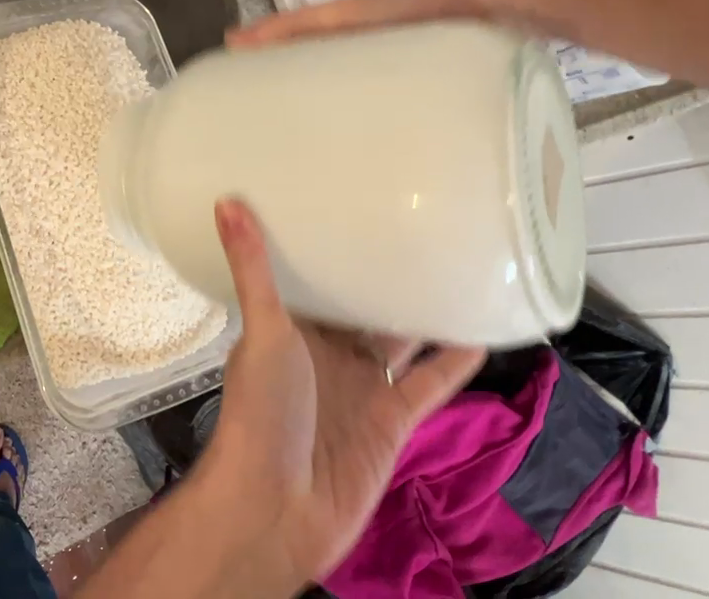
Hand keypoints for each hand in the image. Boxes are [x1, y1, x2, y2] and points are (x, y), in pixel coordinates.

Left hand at [197, 199, 483, 586]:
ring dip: (423, 314)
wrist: (278, 506)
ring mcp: (359, 387)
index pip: (312, 277)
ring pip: (398, 342)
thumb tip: (226, 202)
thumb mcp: (262, 330)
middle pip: (360, 308)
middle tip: (421, 229)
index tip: (354, 206)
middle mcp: (325, 353)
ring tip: (459, 270)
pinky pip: (428, 384)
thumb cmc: (262, 410)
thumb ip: (252, 270)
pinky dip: (453, 363)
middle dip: (383, 276)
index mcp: (289, 328)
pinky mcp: (391, 421)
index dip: (329, 248)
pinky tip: (482, 332)